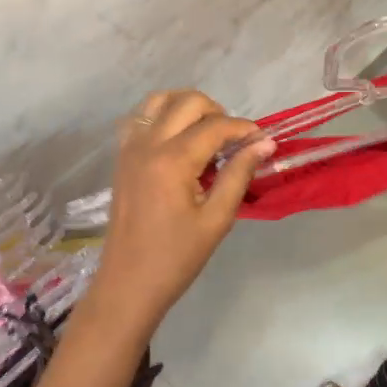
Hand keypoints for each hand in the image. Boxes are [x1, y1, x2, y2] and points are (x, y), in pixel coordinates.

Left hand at [91, 90, 274, 331]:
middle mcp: (148, 145)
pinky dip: (162, 116)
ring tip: (206, 133)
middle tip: (234, 141)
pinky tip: (179, 139)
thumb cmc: (176, 258)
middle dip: (218, 112)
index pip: (216, 126)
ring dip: (188, 107)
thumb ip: (239, 174)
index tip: (263, 142)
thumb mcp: (217, 219)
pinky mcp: (122, 158)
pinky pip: (141, 118)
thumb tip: (264, 143)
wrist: (128, 285)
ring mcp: (130, 149)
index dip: (244, 129)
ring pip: (159, 101)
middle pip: (187, 102)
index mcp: (173, 161)